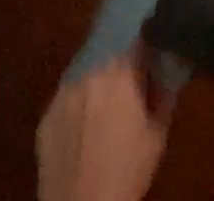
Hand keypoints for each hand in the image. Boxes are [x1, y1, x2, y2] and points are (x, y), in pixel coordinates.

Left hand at [36, 47, 173, 200]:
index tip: (154, 53)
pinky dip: (78, 106)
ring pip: (87, 78)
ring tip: (107, 110)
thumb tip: (168, 70)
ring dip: (98, 86)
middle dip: (122, 70)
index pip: (136, 43)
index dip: (147, 47)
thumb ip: (164, 95)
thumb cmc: (127, 170)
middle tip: (132, 90)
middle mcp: (89, 75)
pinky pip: (67, 100)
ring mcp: (62, 94)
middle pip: (110, 59)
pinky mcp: (45, 116)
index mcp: (120, 74)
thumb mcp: (158, 134)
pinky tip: (84, 128)